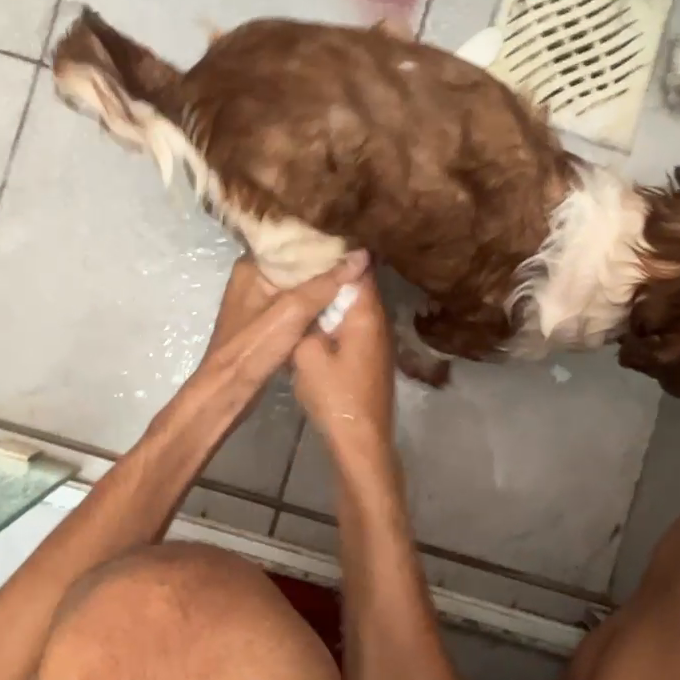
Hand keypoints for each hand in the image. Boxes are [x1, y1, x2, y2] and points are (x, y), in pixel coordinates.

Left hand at [200, 253, 370, 400]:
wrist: (228, 391)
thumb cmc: (253, 347)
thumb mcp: (293, 311)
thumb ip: (326, 283)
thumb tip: (362, 255)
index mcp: (251, 265)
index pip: (290, 240)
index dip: (321, 238)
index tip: (352, 233)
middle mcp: (253, 277)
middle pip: (296, 262)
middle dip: (326, 260)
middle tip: (361, 252)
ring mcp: (259, 301)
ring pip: (298, 284)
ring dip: (323, 282)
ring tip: (357, 271)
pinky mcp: (267, 321)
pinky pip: (296, 304)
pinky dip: (315, 302)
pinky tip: (340, 299)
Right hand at [291, 269, 395, 452]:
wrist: (360, 440)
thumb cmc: (335, 395)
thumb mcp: (306, 354)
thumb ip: (304, 320)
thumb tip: (303, 301)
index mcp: (366, 313)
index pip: (358, 266)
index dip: (336, 251)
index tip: (312, 239)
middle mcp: (378, 320)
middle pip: (357, 284)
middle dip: (332, 271)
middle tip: (300, 257)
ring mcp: (378, 339)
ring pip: (355, 306)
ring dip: (333, 295)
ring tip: (303, 281)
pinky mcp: (372, 356)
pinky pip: (354, 324)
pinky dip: (337, 316)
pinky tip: (314, 316)